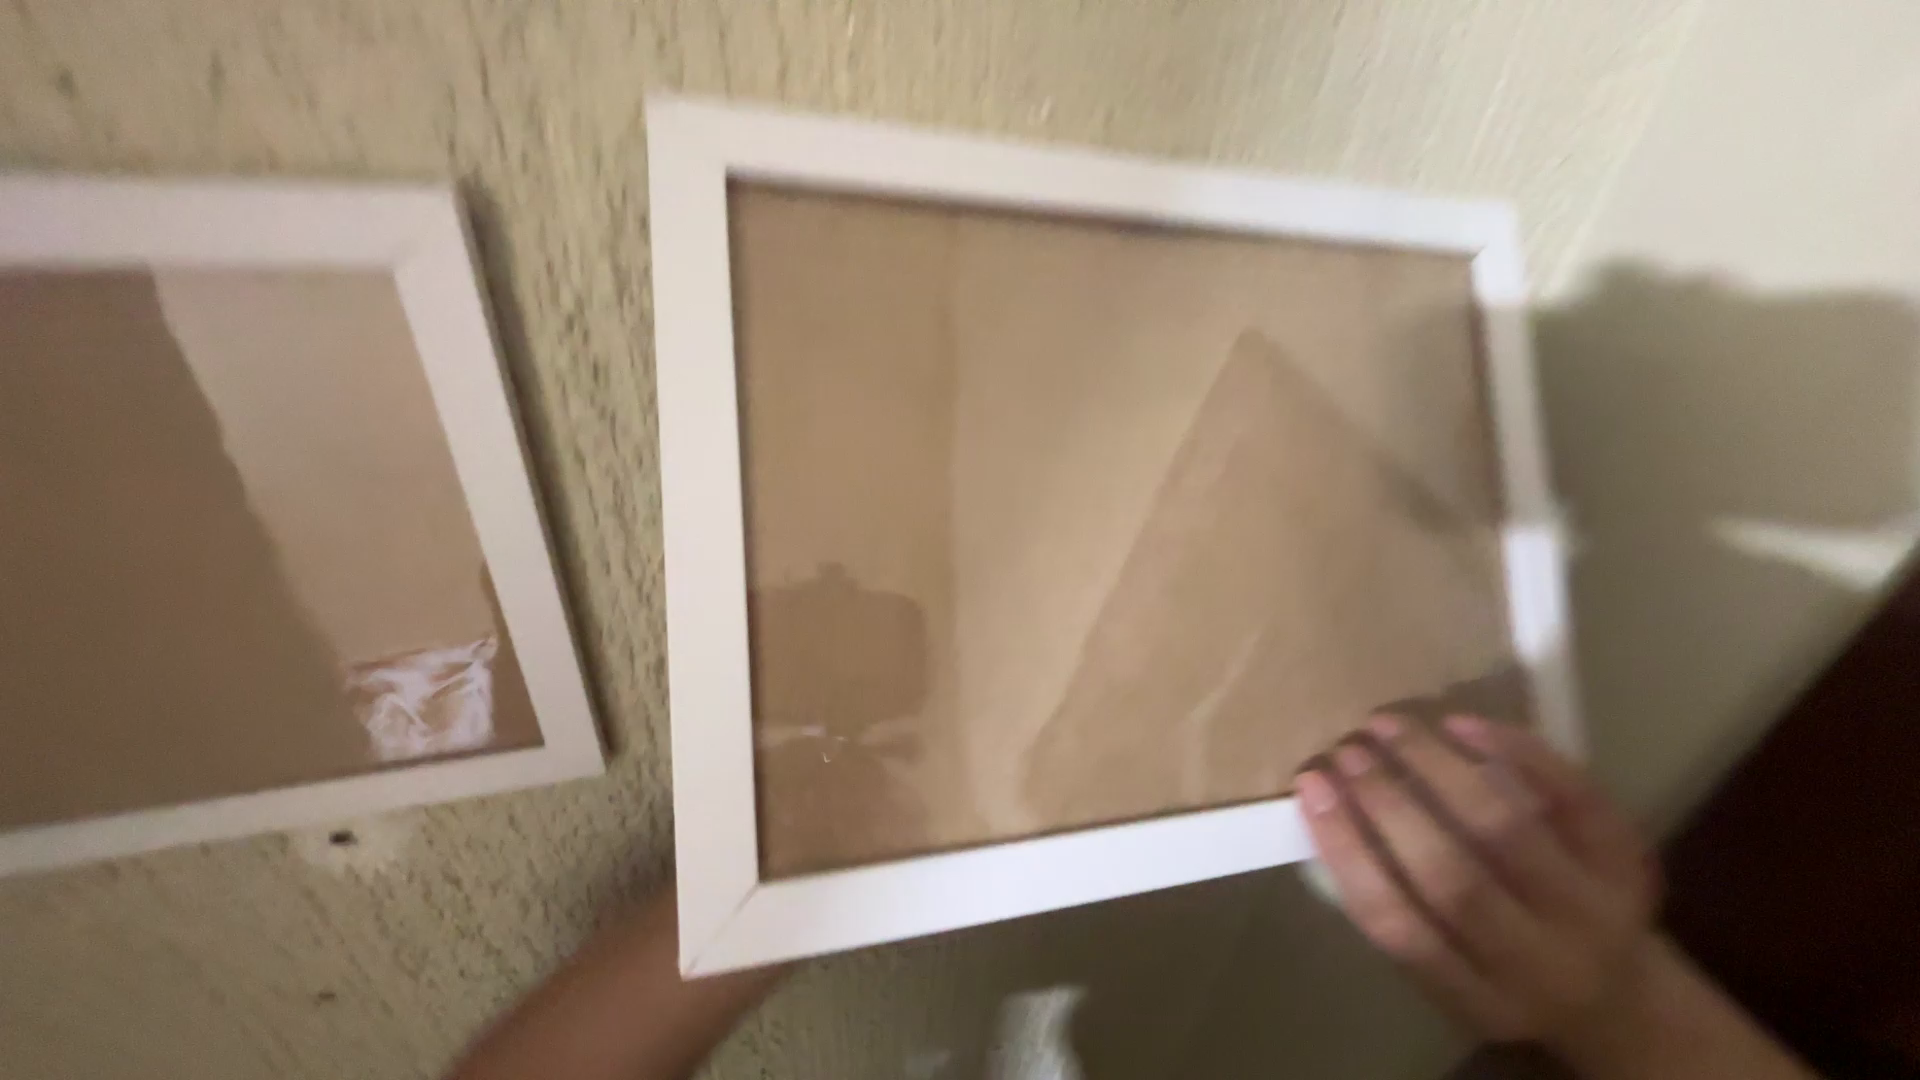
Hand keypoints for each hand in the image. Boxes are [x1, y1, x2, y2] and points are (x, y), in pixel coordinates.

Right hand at [1295, 714, 1659, 1056]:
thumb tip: (1327, 802)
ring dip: (1435, 765)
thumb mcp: (1441, 966)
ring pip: (1506, 827)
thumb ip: (1389, 901)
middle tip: (1345, 749)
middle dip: (1387, 800)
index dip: (1344, 849)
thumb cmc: (1496, 969)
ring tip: (1386, 724)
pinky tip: (1459, 724)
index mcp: (1476, 995)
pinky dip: (1514, 752)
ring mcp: (1596, 913)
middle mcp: (1542, 964)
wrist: (1621, 998)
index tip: (1310, 784)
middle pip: (1453, 876)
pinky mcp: (1630, 864)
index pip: (1396, 924)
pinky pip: (1572, 796)